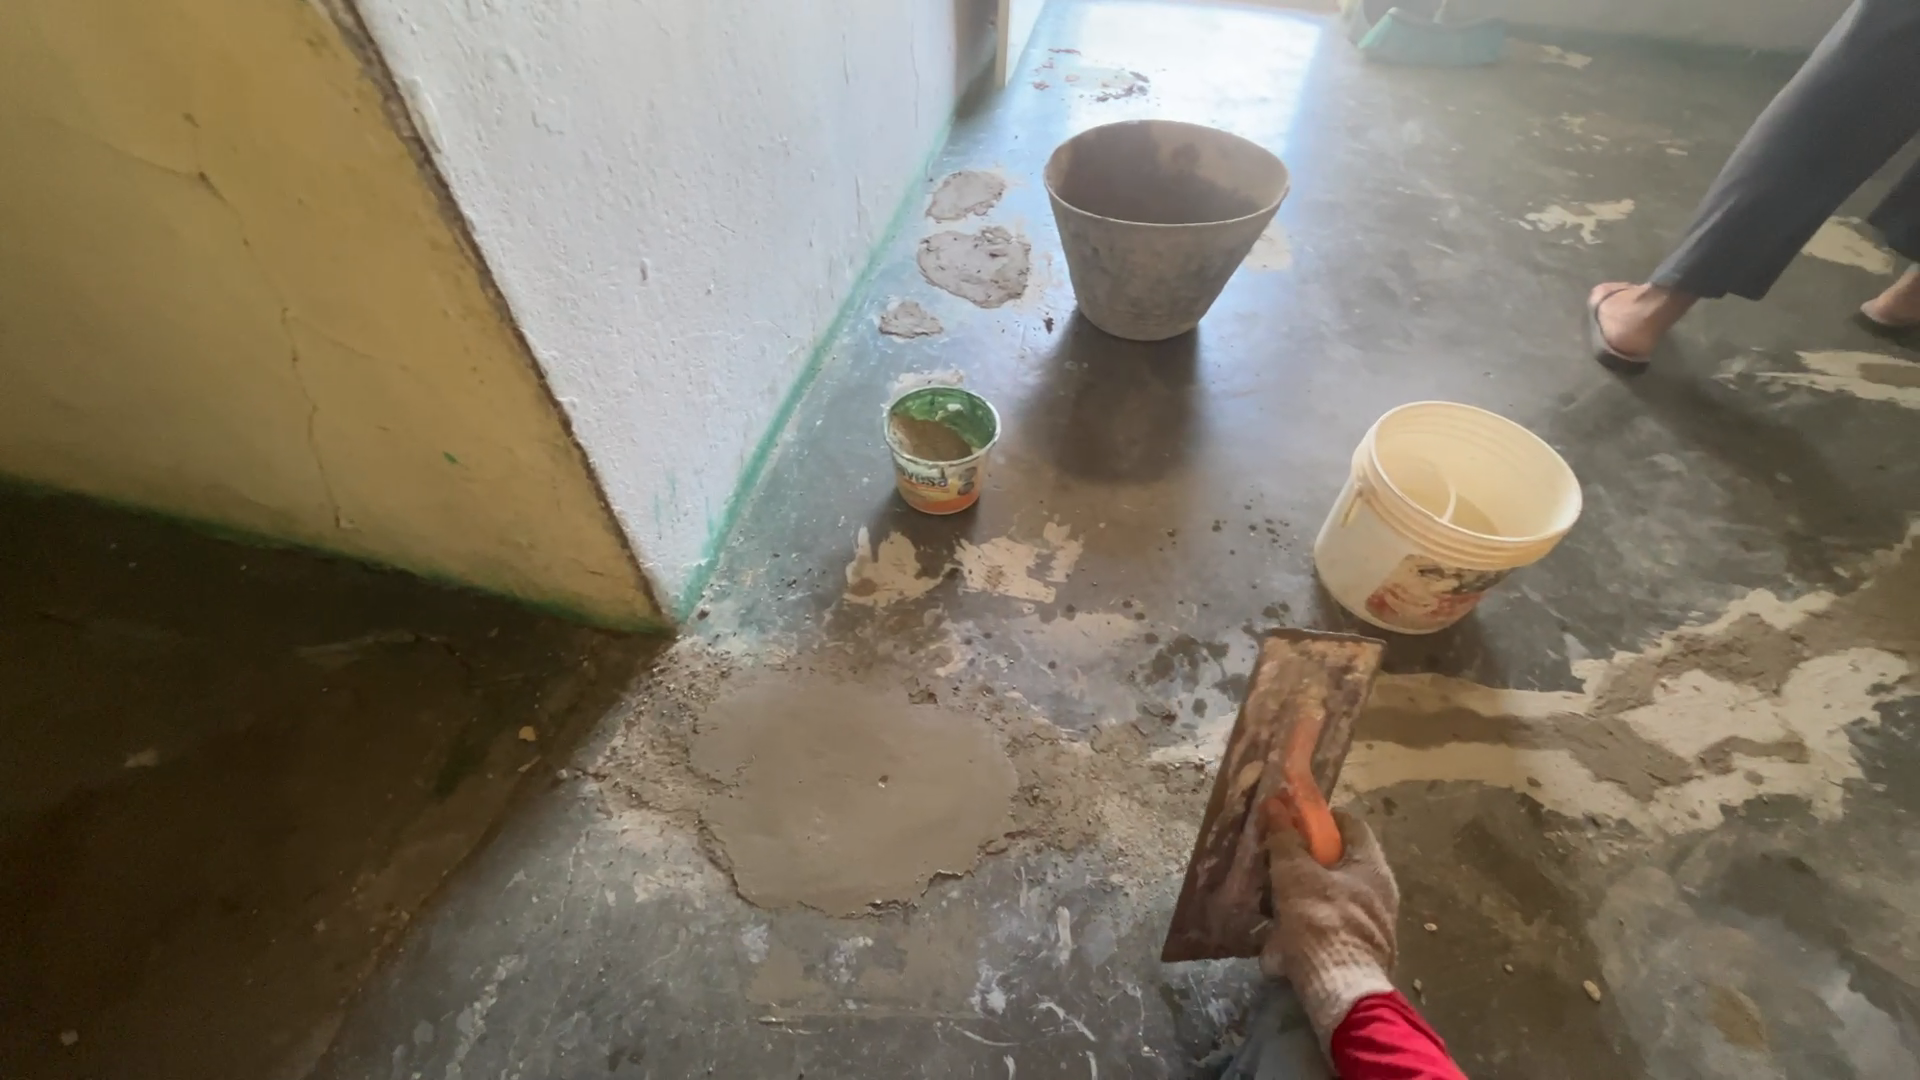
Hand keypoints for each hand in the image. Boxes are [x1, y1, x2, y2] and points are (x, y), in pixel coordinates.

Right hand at [1258, 799, 1399, 1046]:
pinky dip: (1307, 921)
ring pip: (1332, 893)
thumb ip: (1285, 837)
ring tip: (1271, 896)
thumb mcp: (1293, 871)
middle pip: (1339, 860)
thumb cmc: (1320, 919)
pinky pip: (1330, 923)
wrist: (1339, 989)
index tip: (1291, 820)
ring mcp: (1372, 924)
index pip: (1350, 824)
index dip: (1319, 816)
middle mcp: (1380, 893)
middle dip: (1305, 857)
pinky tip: (1281, 932)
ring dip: (1302, 890)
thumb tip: (1275, 804)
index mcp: (1372, 867)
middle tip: (1276, 857)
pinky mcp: (1361, 949)